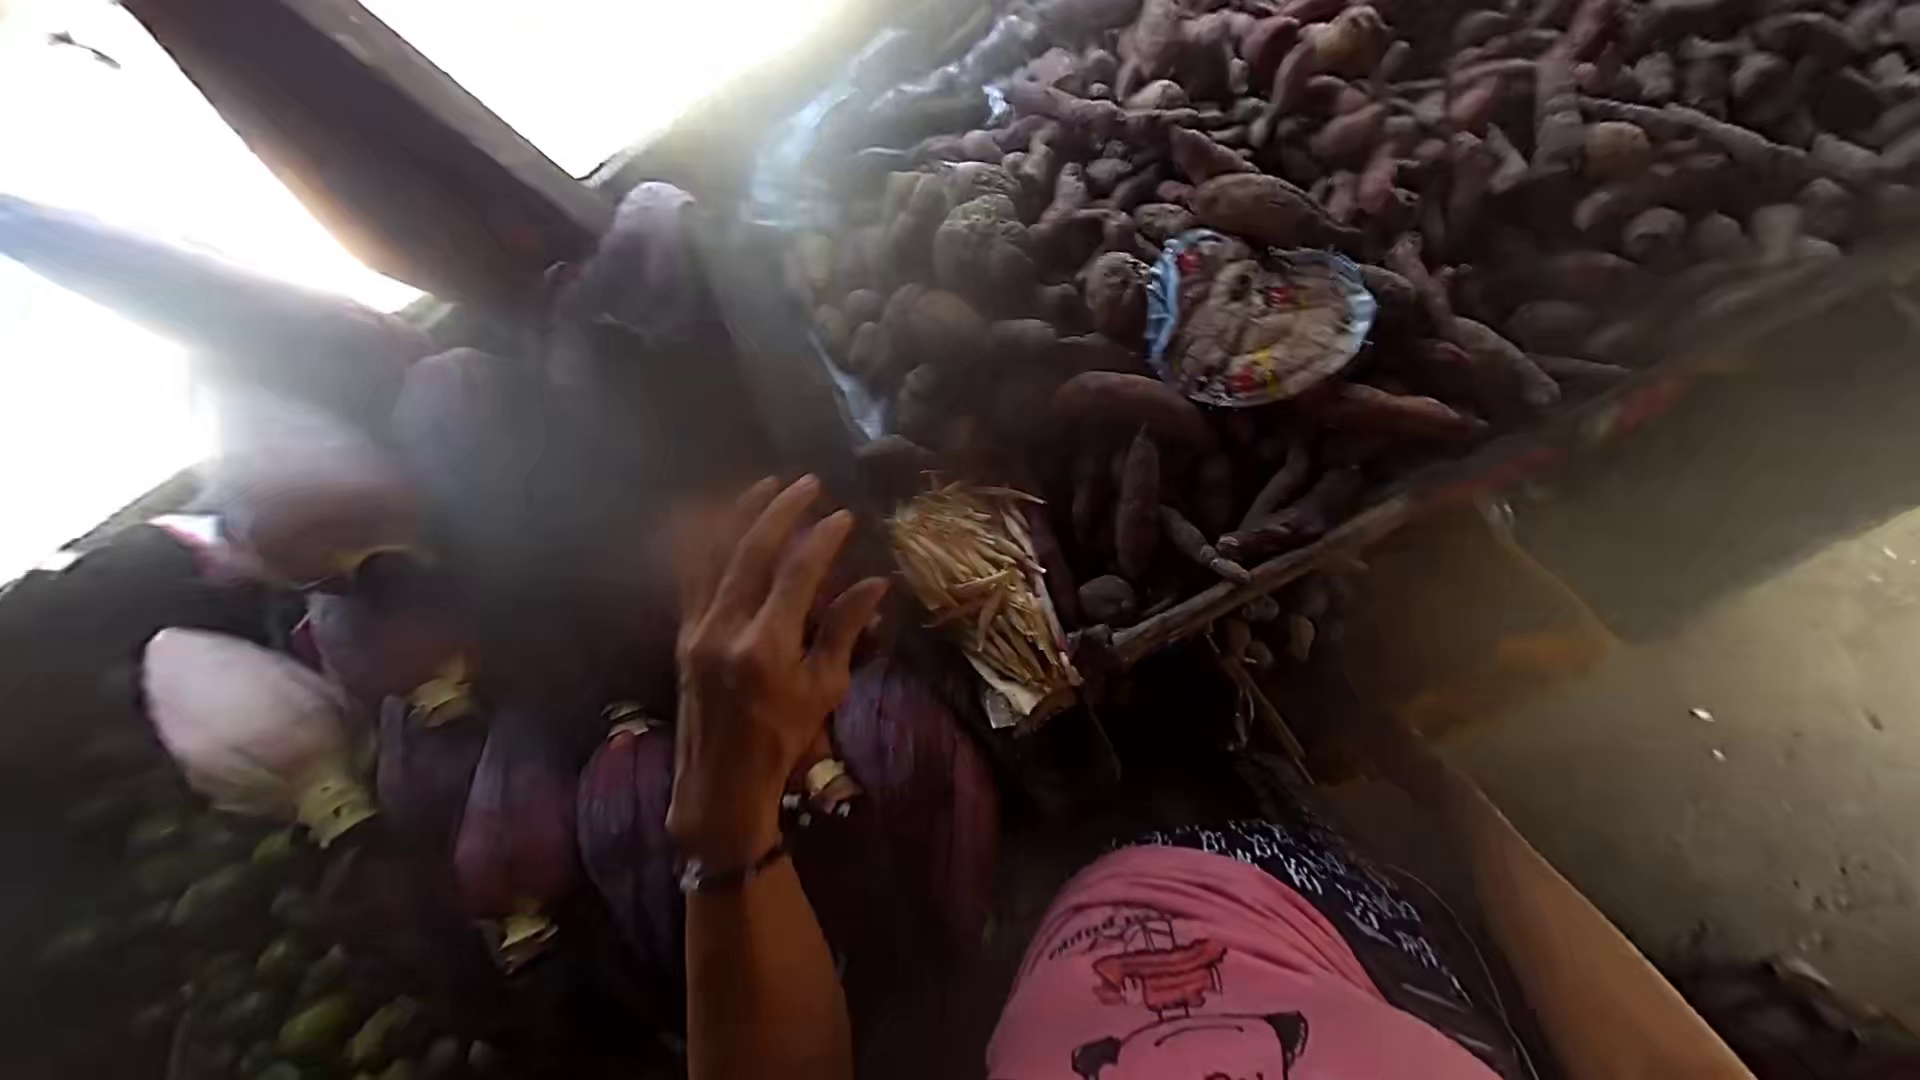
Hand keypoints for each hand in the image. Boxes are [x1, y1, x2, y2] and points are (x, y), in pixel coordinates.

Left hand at [665, 476, 890, 865]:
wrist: (719, 783)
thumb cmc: (783, 739)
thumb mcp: (825, 688)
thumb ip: (846, 629)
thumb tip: (876, 583)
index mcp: (766, 647)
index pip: (797, 575)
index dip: (823, 540)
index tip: (843, 516)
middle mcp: (725, 630)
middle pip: (752, 553)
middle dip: (780, 511)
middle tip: (806, 484)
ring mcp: (697, 629)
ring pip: (714, 556)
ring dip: (740, 516)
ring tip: (763, 485)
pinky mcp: (683, 633)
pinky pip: (692, 575)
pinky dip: (709, 542)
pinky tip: (724, 522)